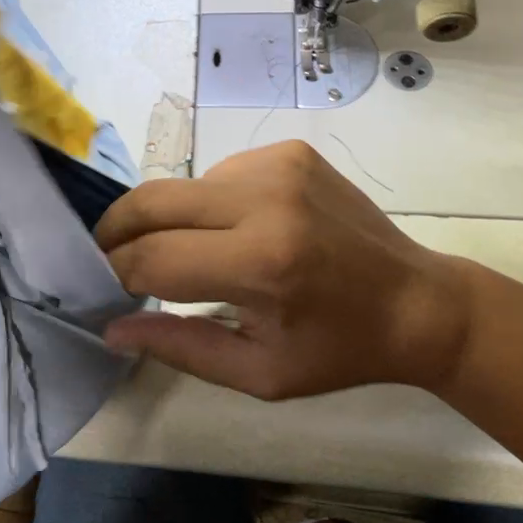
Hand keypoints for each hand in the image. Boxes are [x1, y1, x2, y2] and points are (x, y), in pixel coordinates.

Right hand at [96, 141, 475, 398]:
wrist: (417, 302)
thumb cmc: (338, 350)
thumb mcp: (260, 372)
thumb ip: (180, 348)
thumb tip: (111, 327)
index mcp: (261, 262)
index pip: (152, 258)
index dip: (117, 274)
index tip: (105, 289)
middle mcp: (265, 199)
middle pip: (152, 201)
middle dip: (116, 231)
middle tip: (106, 257)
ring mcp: (279, 165)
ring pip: (183, 187)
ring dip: (169, 220)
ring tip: (189, 253)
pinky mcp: (290, 150)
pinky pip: (219, 173)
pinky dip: (210, 203)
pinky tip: (239, 230)